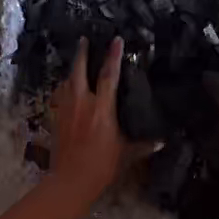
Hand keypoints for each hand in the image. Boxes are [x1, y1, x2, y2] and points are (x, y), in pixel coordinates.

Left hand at [50, 37, 144, 200]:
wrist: (70, 179)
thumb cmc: (102, 166)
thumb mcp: (126, 154)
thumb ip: (144, 145)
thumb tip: (162, 142)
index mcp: (102, 108)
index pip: (108, 75)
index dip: (113, 56)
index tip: (116, 40)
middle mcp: (81, 103)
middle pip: (78, 71)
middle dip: (81, 53)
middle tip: (83, 39)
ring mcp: (65, 110)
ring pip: (66, 82)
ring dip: (71, 71)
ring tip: (76, 64)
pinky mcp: (55, 119)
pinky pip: (59, 97)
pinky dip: (64, 90)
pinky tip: (66, 90)